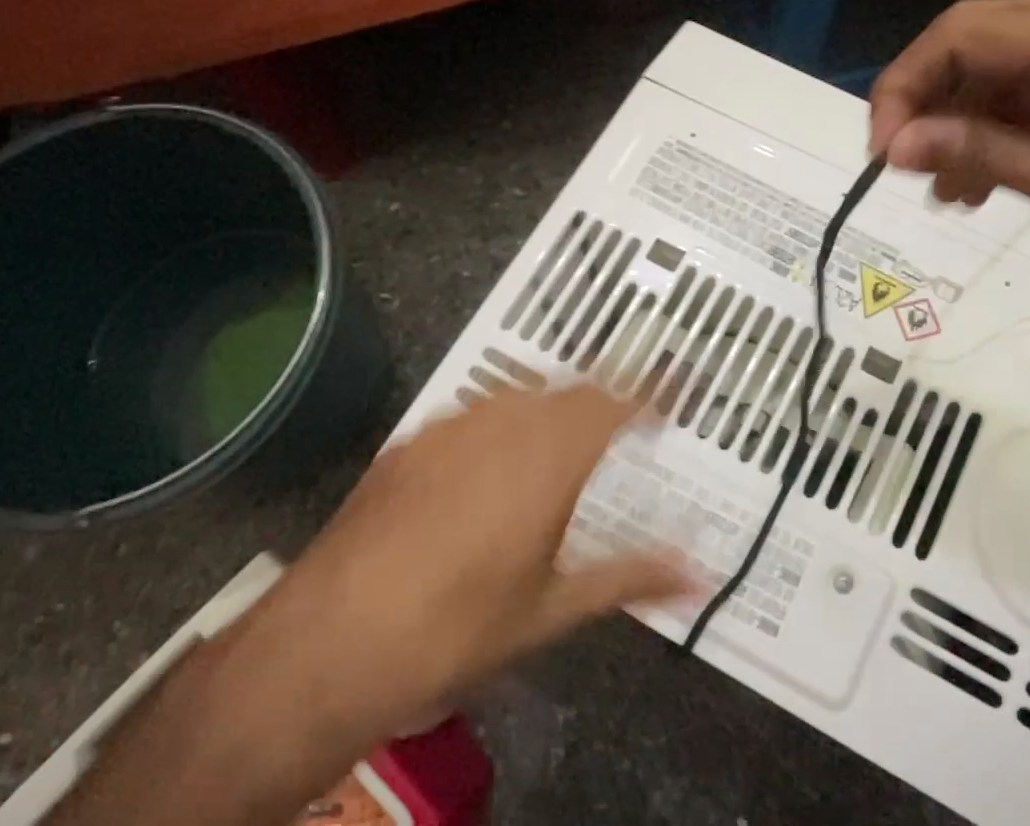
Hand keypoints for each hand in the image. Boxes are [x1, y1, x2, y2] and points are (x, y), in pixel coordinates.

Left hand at [220, 386, 690, 752]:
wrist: (333, 640)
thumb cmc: (457, 629)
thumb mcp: (551, 610)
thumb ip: (628, 578)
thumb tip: (697, 575)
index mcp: (547, 461)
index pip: (612, 405)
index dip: (647, 392)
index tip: (672, 391)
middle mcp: (500, 428)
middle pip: (566, 390)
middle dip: (602, 398)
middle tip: (626, 421)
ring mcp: (447, 431)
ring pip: (516, 394)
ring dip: (551, 404)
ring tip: (568, 435)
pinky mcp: (407, 445)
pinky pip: (472, 411)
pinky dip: (502, 419)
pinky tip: (494, 456)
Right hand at [868, 0, 1029, 273]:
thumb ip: (989, 157)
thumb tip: (899, 145)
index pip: (962, 31)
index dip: (906, 86)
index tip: (883, 154)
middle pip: (980, 38)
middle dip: (931, 104)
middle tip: (909, 174)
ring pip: (1010, 63)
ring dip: (969, 120)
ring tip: (953, 194)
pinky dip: (1012, 124)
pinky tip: (999, 177)